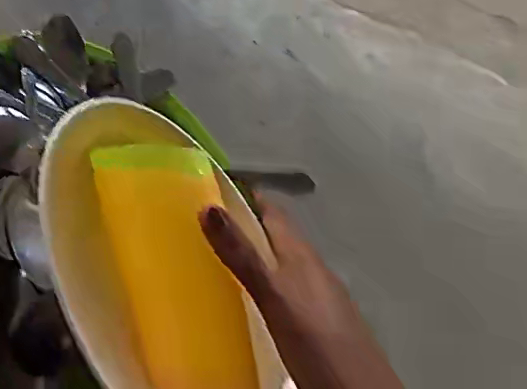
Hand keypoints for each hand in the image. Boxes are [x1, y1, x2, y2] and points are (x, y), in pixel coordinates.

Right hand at [202, 197, 403, 388]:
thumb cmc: (318, 342)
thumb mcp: (273, 296)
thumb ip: (241, 253)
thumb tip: (206, 204)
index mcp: (300, 253)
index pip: (270, 208)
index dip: (242, 194)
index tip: (209, 184)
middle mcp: (312, 268)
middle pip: (275, 234)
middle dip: (242, 223)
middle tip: (203, 222)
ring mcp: (321, 298)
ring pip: (281, 262)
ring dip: (253, 254)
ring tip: (218, 258)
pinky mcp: (323, 325)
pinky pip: (286, 289)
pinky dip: (264, 283)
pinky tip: (250, 300)